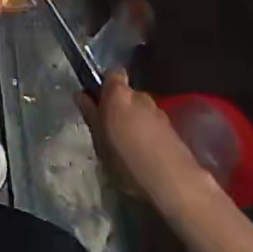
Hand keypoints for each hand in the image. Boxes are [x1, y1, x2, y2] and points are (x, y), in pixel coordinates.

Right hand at [78, 70, 218, 207]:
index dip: (106, 85)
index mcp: (119, 95)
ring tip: (128, 146)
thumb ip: (91, 115)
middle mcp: (141, 96)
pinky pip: (152, 123)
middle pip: (127, 94)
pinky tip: (143, 153)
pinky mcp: (171, 126)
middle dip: (119, 107)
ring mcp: (158, 110)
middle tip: (110, 131)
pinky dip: (147, 132)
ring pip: (141, 109)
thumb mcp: (99, 141)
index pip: (113, 74)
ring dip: (134, 121)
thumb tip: (81, 95)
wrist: (169, 177)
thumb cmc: (125, 159)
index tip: (98, 103)